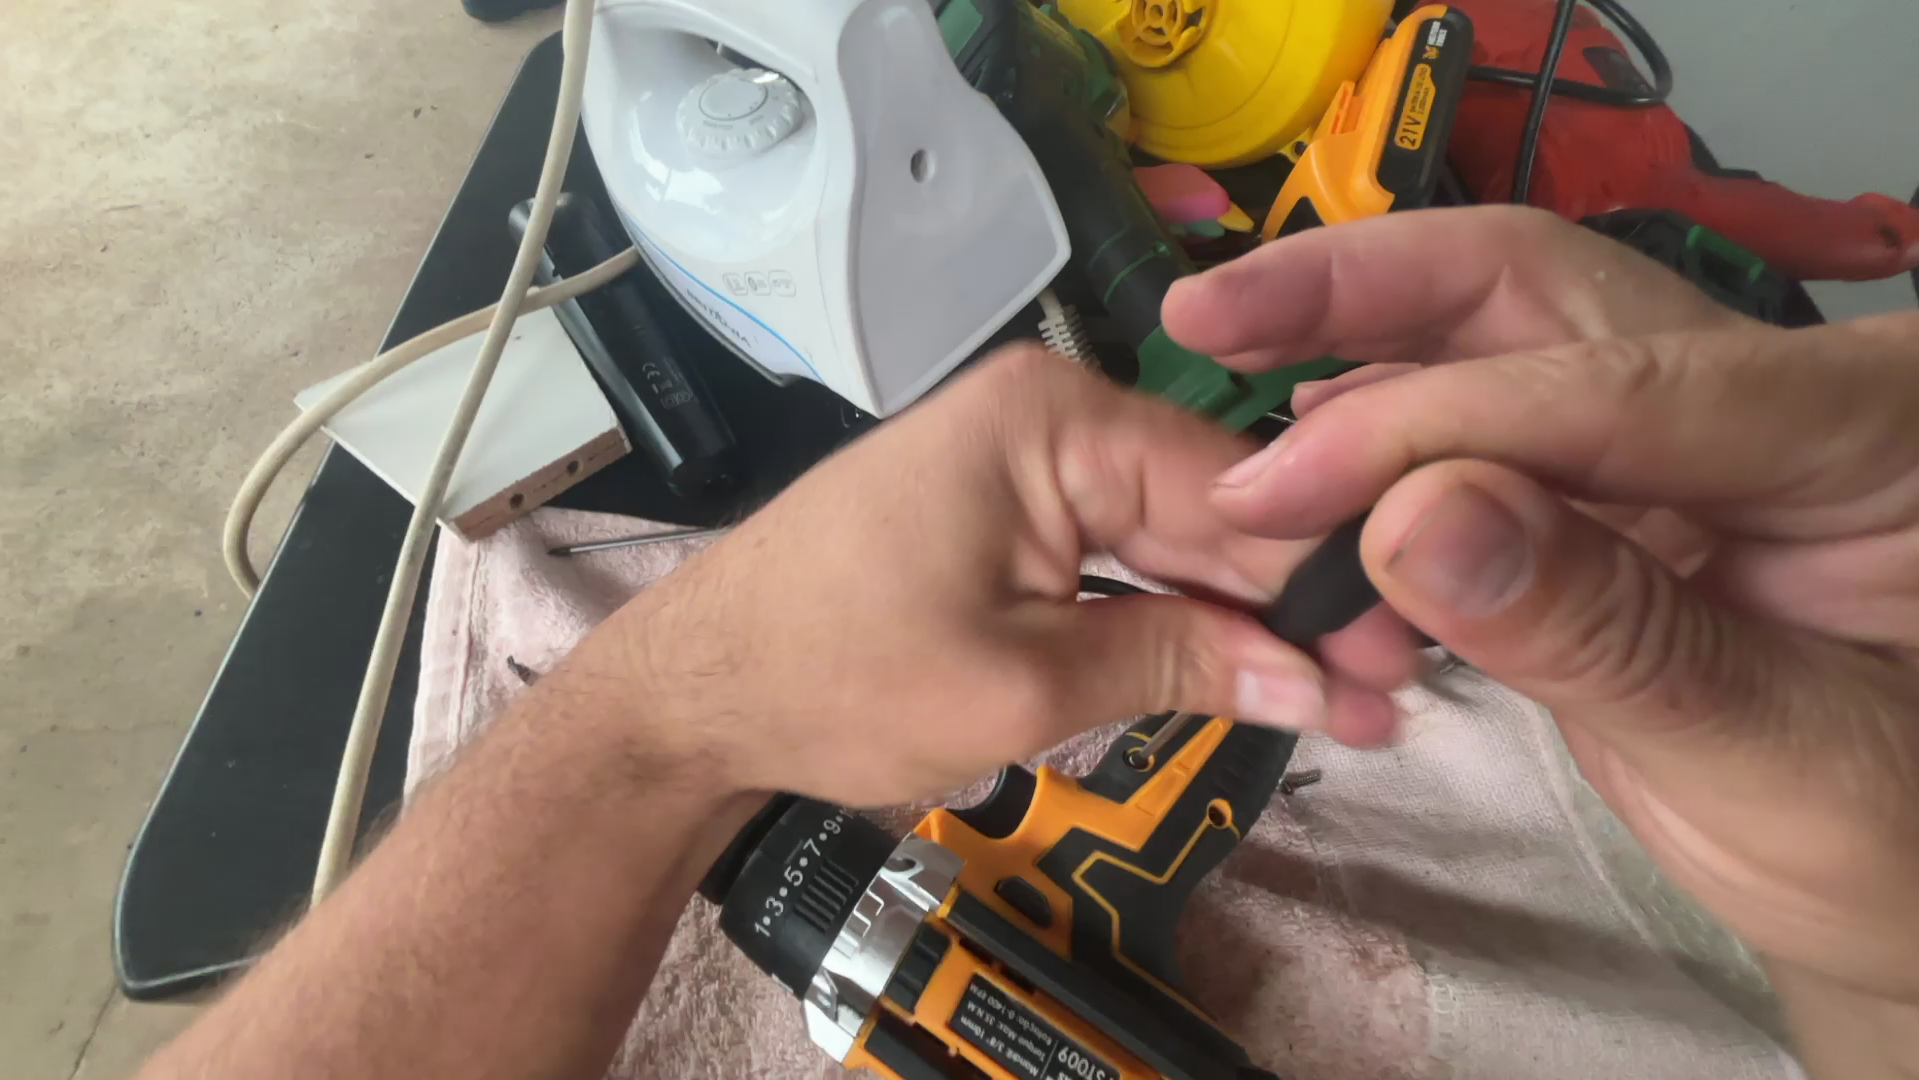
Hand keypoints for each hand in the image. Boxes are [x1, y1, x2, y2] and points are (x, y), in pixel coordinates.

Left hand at [563, 347, 1416, 809]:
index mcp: (1050, 419)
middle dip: (1281, 604)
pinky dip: (1154, 613)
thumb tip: (1313, 680)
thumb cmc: (838, 678)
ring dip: (1226, 617)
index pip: (1230, 485)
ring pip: (1154, 539)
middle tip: (1385, 691)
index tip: (1400, 656)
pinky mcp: (994, 516)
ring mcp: (1015, 465)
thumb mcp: (1018, 683)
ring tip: (1328, 693)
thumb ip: (1172, 662)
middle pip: (1198, 509)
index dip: (1319, 576)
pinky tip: (1222, 660)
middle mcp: (1041, 418)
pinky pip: (1100, 558)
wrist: (696, 689)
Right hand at [1166, 207, 1918, 1020]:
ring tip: (1222, 344)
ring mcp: (1654, 419)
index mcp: (1873, 431)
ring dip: (1334, 331)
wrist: (1885, 847)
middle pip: (1526, 284)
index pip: (1604, 390)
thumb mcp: (1768, 759)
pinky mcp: (1576, 465)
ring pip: (1474, 326)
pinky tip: (1288, 417)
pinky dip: (1354, 412)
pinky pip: (1450, 406)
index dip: (1412, 432)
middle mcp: (1755, 382)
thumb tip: (1407, 522)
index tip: (1263, 496)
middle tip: (1207, 310)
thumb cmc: (1880, 830)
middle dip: (1347, 290)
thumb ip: (1595, 632)